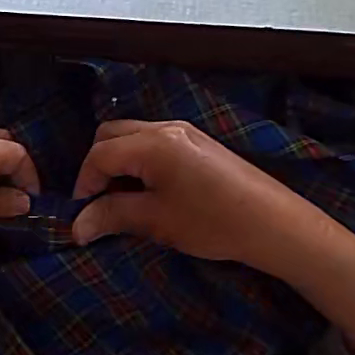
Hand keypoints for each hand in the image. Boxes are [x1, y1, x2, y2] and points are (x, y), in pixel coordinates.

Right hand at [70, 119, 354, 353]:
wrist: (278, 226)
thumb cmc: (214, 222)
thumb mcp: (156, 221)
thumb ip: (111, 216)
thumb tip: (76, 227)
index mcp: (151, 143)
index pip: (99, 154)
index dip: (83, 183)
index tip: (82, 213)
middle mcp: (163, 127)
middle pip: (110, 135)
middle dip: (96, 165)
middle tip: (99, 200)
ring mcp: (183, 131)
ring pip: (131, 135)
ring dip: (117, 161)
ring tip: (123, 197)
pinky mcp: (197, 141)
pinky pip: (152, 140)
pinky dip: (137, 159)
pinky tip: (148, 188)